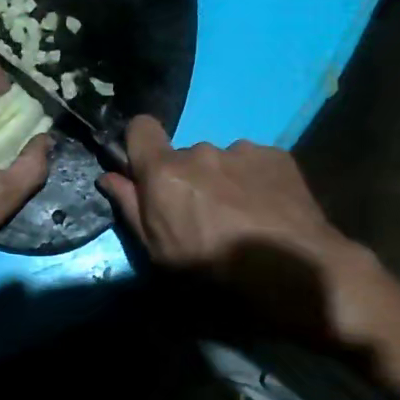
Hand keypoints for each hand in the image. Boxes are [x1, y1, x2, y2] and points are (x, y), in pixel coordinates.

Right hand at [99, 116, 378, 337]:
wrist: (290, 272)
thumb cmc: (211, 269)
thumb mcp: (158, 251)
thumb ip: (131, 207)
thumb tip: (109, 176)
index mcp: (164, 172)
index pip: (140, 127)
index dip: (139, 144)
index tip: (145, 170)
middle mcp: (200, 151)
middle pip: (182, 155)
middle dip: (186, 178)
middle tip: (201, 215)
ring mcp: (241, 150)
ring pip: (219, 160)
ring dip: (221, 180)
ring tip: (240, 216)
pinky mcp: (276, 156)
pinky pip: (252, 162)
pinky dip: (251, 180)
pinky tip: (265, 209)